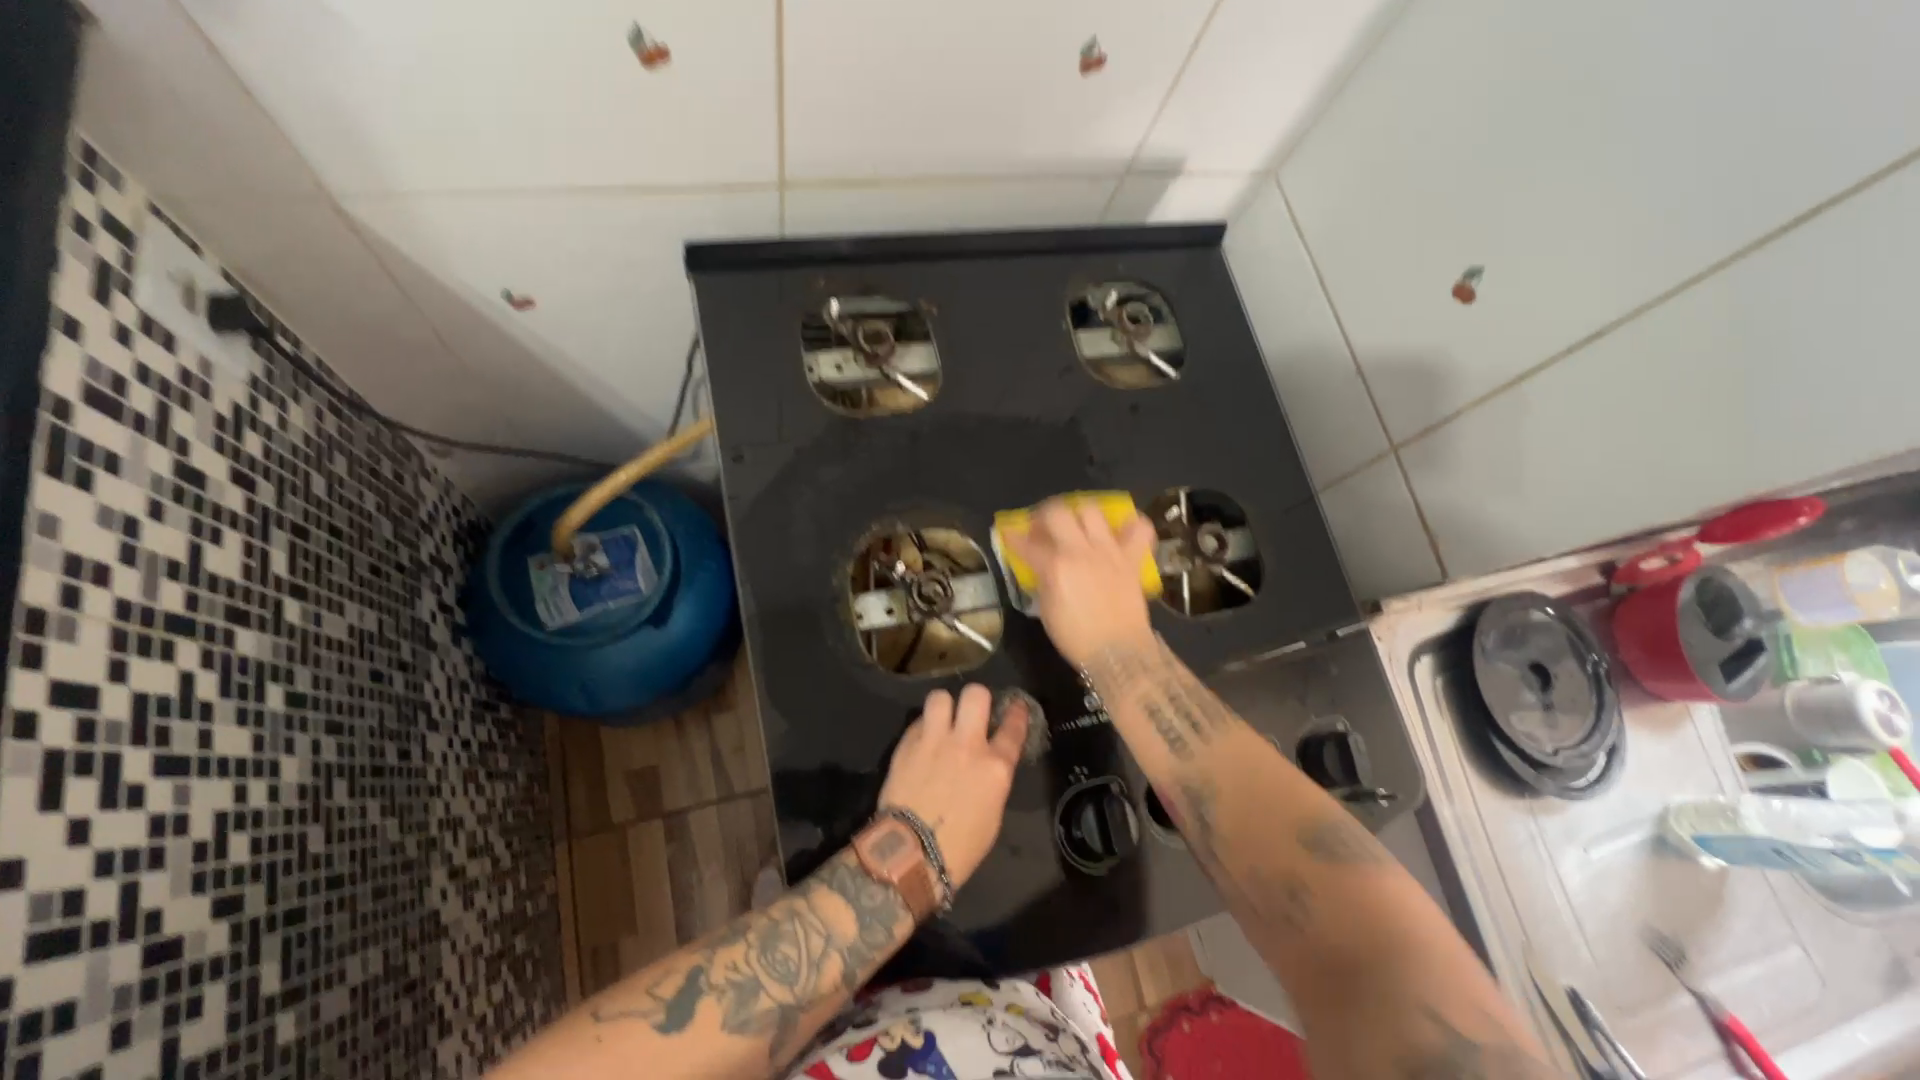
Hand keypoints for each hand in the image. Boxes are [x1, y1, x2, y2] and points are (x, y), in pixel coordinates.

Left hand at [877, 684, 1027, 888]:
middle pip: (975, 694)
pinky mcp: (906, 745)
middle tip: (972, 712)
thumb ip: (993, 780)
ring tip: (943, 720)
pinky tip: (923, 741)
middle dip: (976, 699)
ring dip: (944, 707)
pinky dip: (923, 727)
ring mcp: (934, 741)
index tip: (1016, 706)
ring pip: (940, 697)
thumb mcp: (992, 814)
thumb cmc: (960, 847)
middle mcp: (967, 745)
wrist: (912, 854)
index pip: (1013, 727)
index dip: (1016, 713)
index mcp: (996, 767)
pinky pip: (918, 721)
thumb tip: (987, 766)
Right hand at [1002, 498, 1157, 665]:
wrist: (1118, 652)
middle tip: (1042, 527)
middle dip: (1044, 515)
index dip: (1013, 538)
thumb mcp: (1047, 610)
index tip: (1009, 534)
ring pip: (1092, 511)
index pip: (1027, 544)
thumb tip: (1041, 567)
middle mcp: (1081, 551)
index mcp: (1055, 567)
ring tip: (1076, 523)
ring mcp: (1109, 552)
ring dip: (1079, 513)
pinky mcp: (1131, 558)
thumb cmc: (1076, 638)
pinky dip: (1131, 524)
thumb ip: (1043, 581)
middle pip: (1058, 513)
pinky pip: (1139, 529)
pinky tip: (1121, 528)